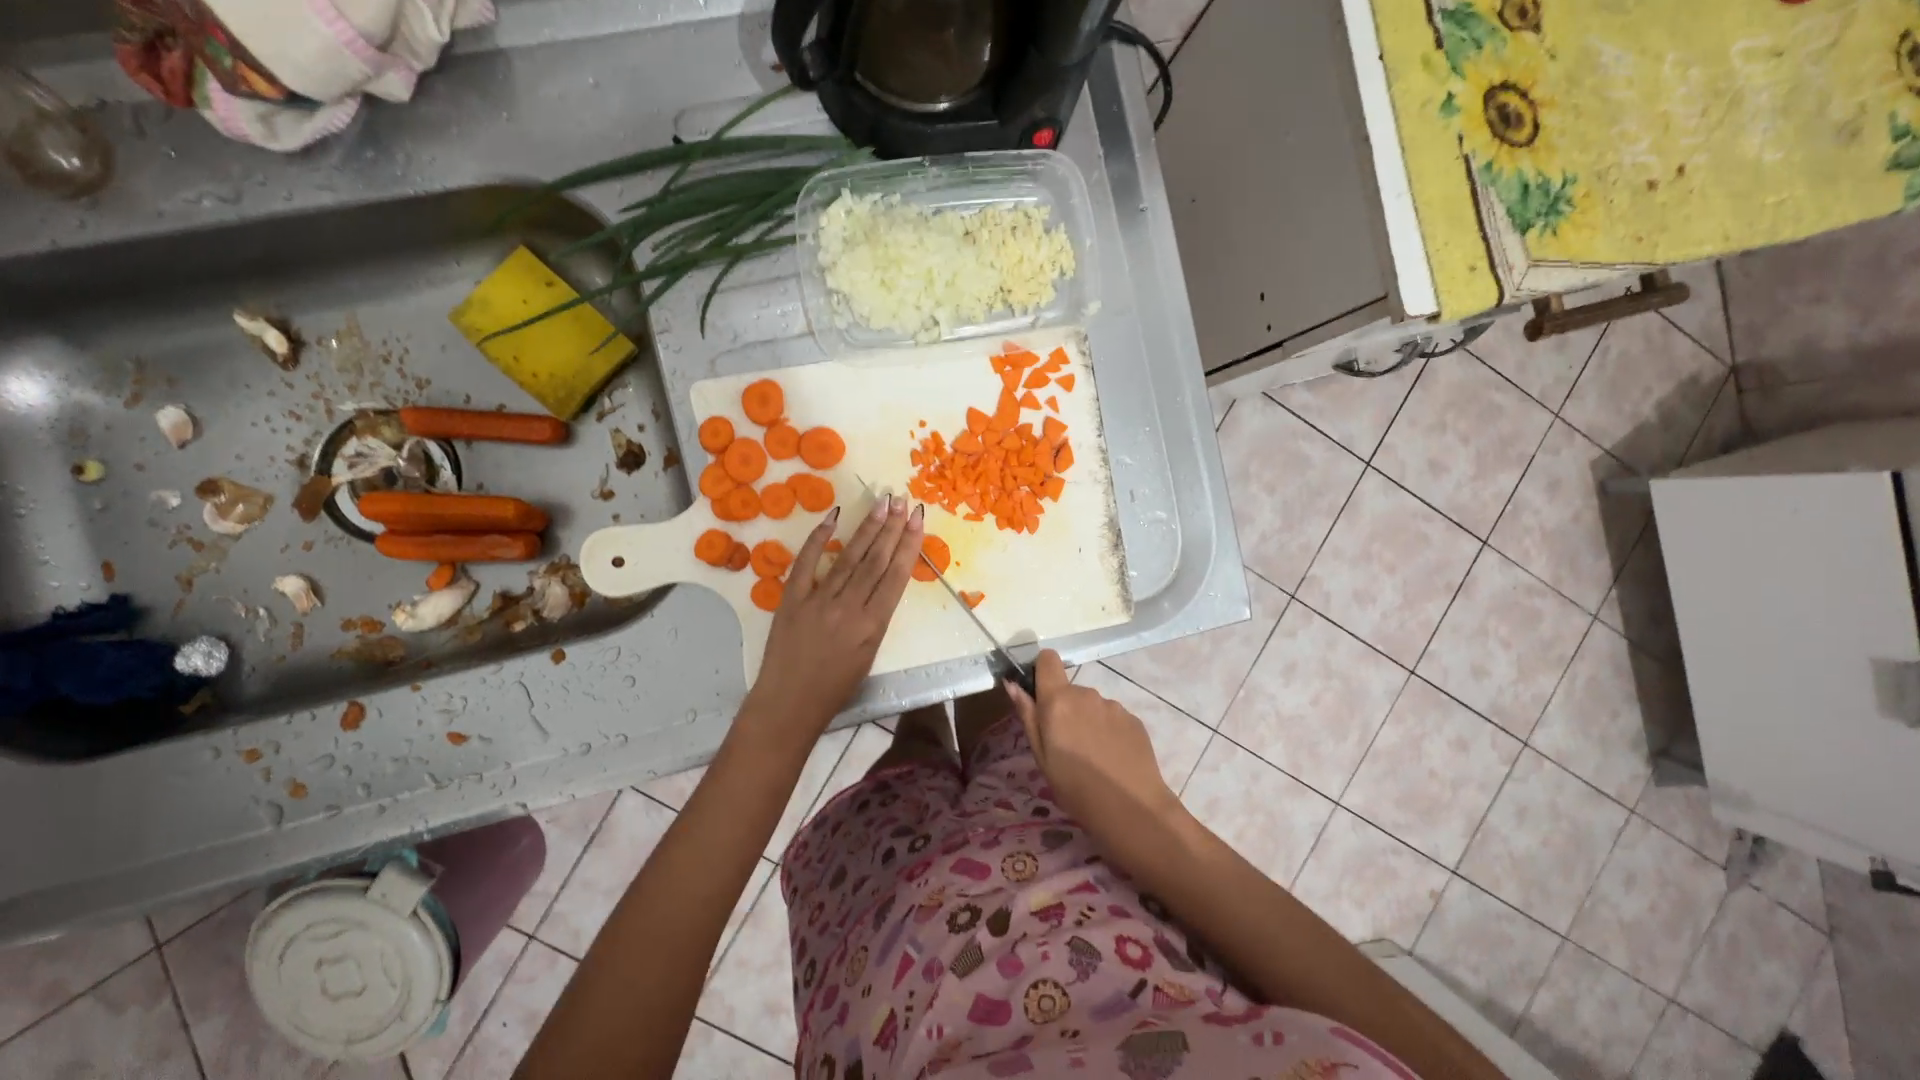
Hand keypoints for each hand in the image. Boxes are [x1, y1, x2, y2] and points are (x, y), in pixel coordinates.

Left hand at [745, 494, 923, 735]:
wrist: (789, 703)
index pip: (896, 575)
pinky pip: (806, 562)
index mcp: (873, 625)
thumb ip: (876, 619)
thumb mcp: (869, 655)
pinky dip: (818, 538)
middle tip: (902, 501)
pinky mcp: (791, 598)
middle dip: (891, 528)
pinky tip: (833, 518)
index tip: (918, 519)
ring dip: (867, 528)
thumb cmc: (834, 688)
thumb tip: (882, 585)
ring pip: (848, 557)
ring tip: (881, 504)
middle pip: (875, 560)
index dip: (909, 544)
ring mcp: (818, 600)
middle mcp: (849, 607)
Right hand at [1006, 650, 1182, 838]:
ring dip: (1088, 722)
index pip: (1048, 659)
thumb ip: (1028, 716)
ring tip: (1092, 757)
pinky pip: (1113, 718)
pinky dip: (1109, 732)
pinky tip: (1112, 759)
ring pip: (1092, 706)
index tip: (1040, 696)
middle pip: (1070, 691)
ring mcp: (1114, 706)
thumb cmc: (1074, 786)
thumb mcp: (1041, 756)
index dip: (1042, 672)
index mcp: (1058, 700)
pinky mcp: (1134, 719)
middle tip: (1066, 745)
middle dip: (1065, 709)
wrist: (1129, 808)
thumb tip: (1012, 684)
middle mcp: (1087, 694)